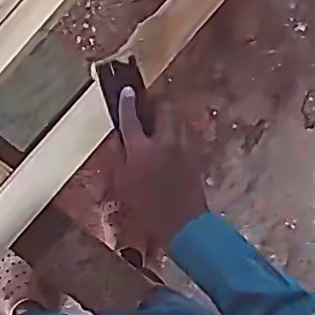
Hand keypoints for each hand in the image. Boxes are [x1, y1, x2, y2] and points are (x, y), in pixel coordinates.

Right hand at [113, 86, 207, 256]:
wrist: (183, 224)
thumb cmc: (146, 208)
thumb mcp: (123, 184)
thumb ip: (120, 158)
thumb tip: (120, 138)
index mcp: (142, 149)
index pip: (131, 118)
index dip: (127, 102)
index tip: (127, 91)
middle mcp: (164, 142)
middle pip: (164, 108)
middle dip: (156, 102)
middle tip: (147, 106)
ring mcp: (183, 147)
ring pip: (177, 119)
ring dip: (168, 116)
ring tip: (159, 123)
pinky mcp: (195, 156)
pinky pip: (184, 135)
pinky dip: (176, 132)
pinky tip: (169, 143)